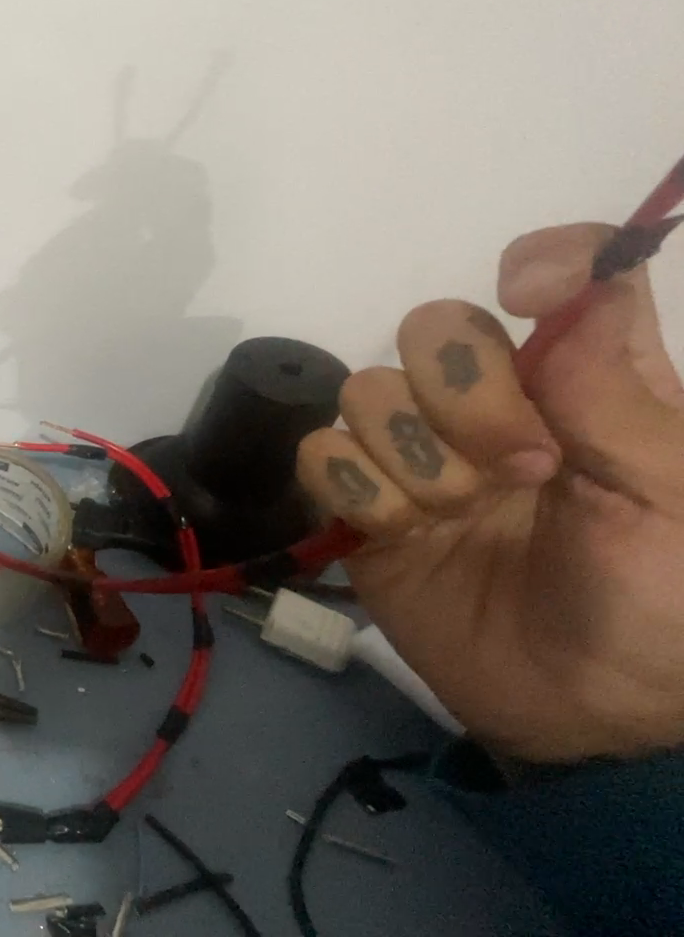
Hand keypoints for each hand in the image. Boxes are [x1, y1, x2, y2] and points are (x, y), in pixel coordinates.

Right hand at [297, 223, 683, 761]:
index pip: (566, 283)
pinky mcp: (355, 500)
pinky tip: (399, 531)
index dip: (545, 262)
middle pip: (430, 328)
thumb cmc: (661, 602)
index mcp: (585, 390)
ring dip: (414, 459)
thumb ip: (618, 400)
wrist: (579, 706)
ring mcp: (413, 453)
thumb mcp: (675, 501)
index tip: (529, 296)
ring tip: (457, 515)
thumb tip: (569, 302)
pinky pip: (320, 457)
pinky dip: (358, 493)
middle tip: (519, 465)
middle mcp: (490, 406)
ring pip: (365, 394)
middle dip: (462, 393)